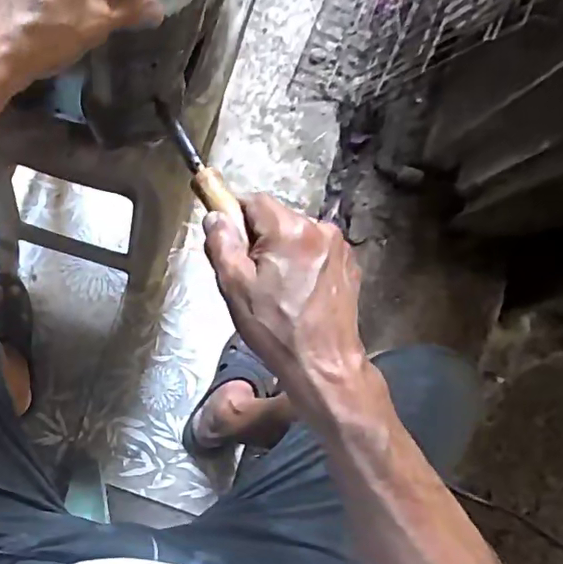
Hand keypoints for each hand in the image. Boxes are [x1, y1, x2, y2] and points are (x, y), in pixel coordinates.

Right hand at [203, 195, 372, 412]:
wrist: (323, 363)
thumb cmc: (276, 328)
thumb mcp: (235, 287)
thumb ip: (221, 244)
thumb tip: (215, 215)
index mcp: (291, 230)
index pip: (254, 200)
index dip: (233, 215)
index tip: (225, 241)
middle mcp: (320, 228)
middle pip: (274, 217)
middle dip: (256, 237)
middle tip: (247, 275)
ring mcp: (339, 246)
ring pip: (293, 233)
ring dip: (278, 250)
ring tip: (272, 288)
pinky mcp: (347, 263)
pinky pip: (312, 249)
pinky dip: (298, 262)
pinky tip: (293, 292)